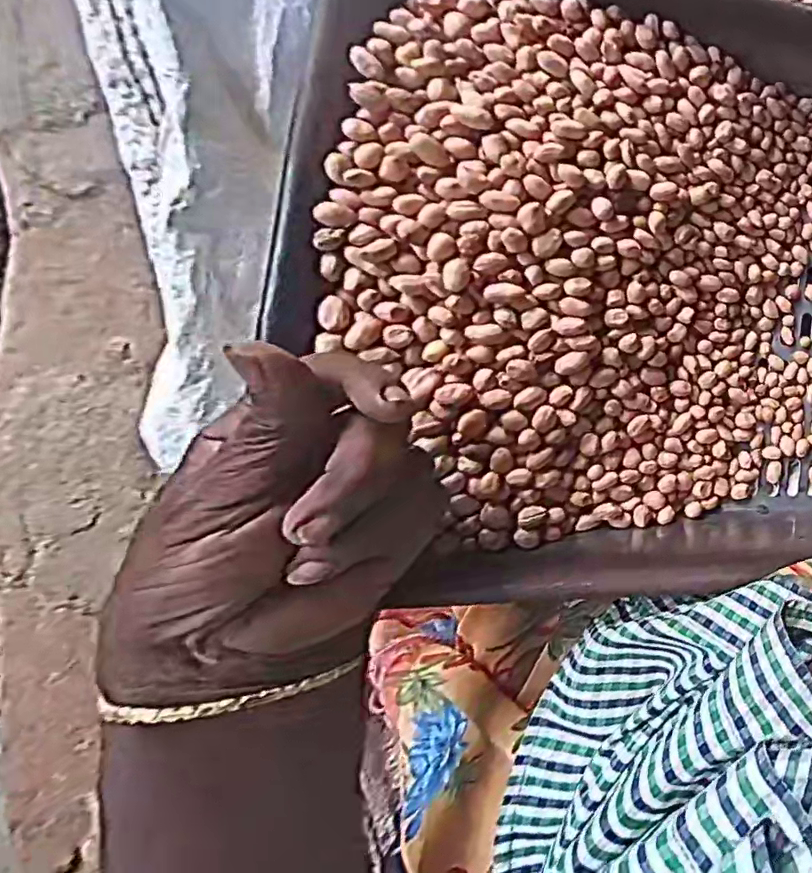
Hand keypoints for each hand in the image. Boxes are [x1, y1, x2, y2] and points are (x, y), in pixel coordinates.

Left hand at [97, 344, 443, 706]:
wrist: (227, 655)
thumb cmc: (193, 577)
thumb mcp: (217, 497)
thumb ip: (266, 423)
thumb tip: (254, 348)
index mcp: (280, 424)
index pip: (337, 375)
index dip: (370, 383)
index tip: (392, 408)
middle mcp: (337, 442)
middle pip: (385, 426)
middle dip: (351, 479)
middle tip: (299, 530)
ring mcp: (384, 479)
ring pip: (413, 469)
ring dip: (358, 522)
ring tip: (302, 560)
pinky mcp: (413, 515)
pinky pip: (426, 509)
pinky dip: (376, 544)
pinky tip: (328, 569)